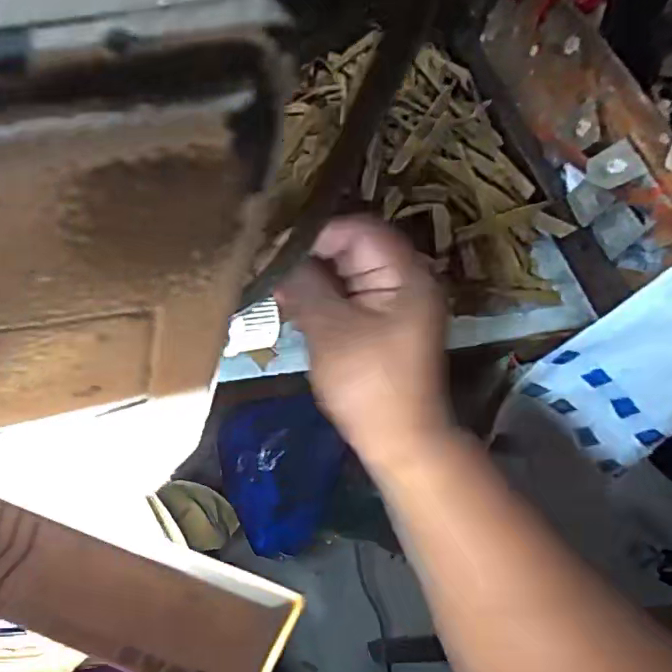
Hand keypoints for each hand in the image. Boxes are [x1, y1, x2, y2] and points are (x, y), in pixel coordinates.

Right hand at [274, 215, 455, 468]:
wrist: (400, 440)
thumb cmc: (368, 386)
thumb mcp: (331, 332)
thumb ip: (305, 287)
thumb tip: (277, 258)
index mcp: (404, 274)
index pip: (357, 230)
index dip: (315, 234)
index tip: (274, 246)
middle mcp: (405, 282)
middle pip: (353, 250)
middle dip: (309, 256)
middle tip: (267, 266)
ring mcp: (394, 307)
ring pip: (347, 277)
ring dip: (312, 280)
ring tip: (272, 286)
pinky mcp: (382, 329)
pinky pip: (349, 301)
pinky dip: (322, 301)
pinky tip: (292, 307)